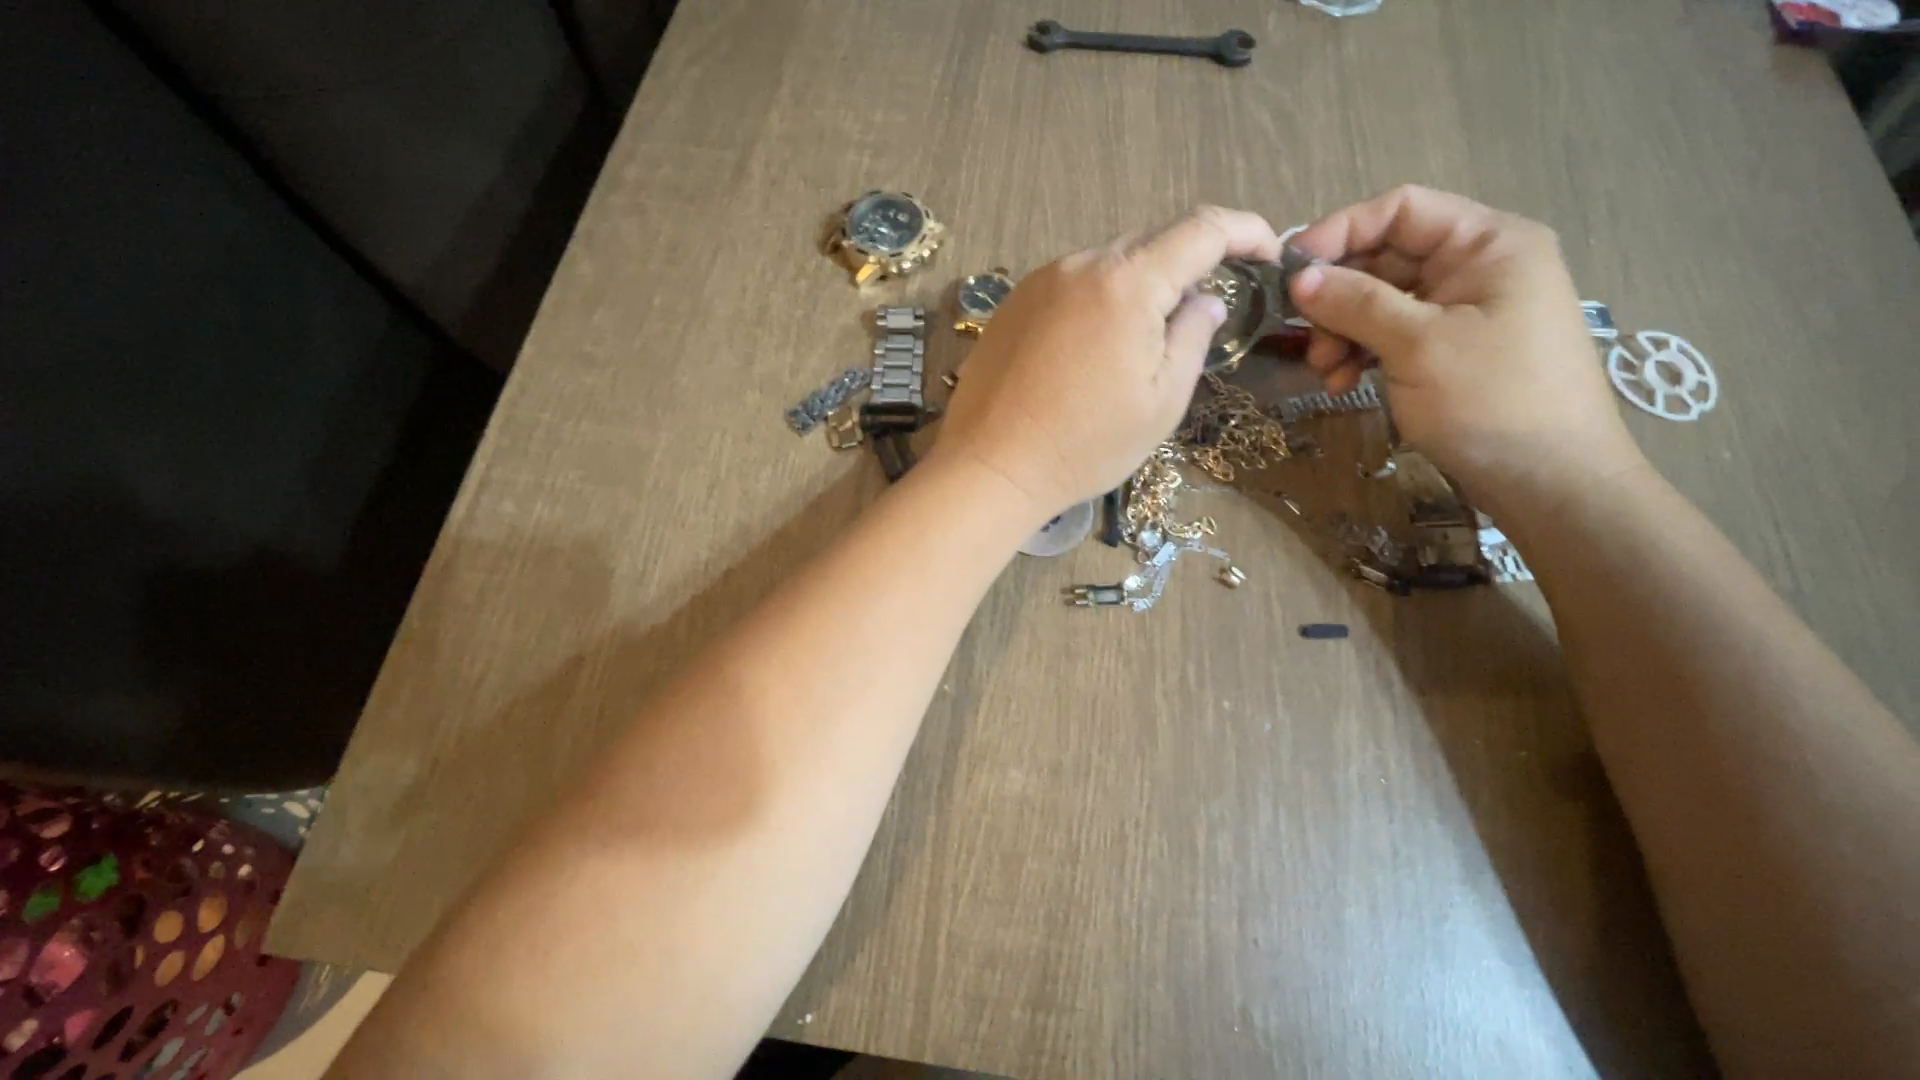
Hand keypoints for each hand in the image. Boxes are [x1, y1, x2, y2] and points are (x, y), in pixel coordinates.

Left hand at [929, 206, 1281, 521]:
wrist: (990, 466)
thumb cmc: (1086, 445)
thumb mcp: (1162, 400)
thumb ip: (1193, 337)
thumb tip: (1206, 300)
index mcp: (1127, 283)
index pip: (1202, 229)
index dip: (1245, 231)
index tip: (1269, 253)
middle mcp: (1081, 265)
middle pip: (1152, 243)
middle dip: (1189, 265)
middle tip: (1203, 310)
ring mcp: (1040, 281)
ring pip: (1109, 265)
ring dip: (1139, 288)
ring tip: (1143, 343)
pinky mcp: (1013, 303)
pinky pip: (1073, 286)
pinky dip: (1099, 302)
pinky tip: (1093, 351)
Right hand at [1287, 185, 1645, 512]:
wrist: (1550, 481)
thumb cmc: (1493, 400)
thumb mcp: (1419, 344)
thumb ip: (1357, 303)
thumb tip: (1299, 277)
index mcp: (1487, 242)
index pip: (1401, 210)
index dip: (1341, 232)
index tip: (1292, 271)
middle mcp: (1477, 266)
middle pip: (1385, 257)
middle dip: (1338, 295)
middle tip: (1303, 335)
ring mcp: (1464, 310)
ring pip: (1382, 301)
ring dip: (1342, 330)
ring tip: (1323, 369)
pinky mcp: (1450, 350)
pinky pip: (1393, 335)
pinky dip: (1362, 353)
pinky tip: (1340, 382)